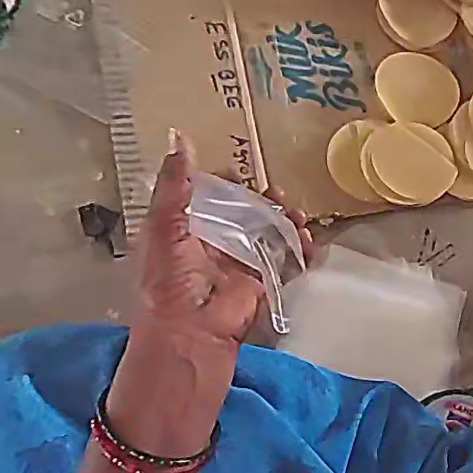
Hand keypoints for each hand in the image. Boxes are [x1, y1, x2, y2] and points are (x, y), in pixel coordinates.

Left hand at [105, 132, 314, 457]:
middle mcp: (213, 243)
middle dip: (264, 199)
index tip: (238, 171)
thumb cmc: (170, 281)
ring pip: (269, 232)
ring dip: (286, 220)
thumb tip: (178, 138)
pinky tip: (308, 241)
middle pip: (245, 211)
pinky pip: (286, 258)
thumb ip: (174, 186)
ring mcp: (240, 262)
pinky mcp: (263, 280)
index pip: (207, 197)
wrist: (192, 334)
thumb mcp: (164, 226)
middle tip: (276, 192)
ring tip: (297, 214)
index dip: (224, 182)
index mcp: (184, 229)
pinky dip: (301, 249)